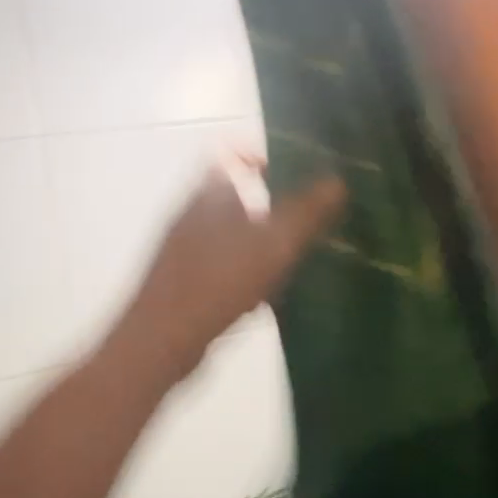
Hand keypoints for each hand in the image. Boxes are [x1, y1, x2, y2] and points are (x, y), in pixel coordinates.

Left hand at [109, 157, 345, 376]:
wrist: (160, 342)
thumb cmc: (217, 283)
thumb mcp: (272, 245)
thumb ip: (306, 212)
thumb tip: (338, 180)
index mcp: (209, 194)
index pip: (231, 154)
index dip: (261, 156)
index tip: (297, 168)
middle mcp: (192, 214)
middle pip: (236, 196)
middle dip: (273, 205)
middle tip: (310, 217)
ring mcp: (184, 250)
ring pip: (232, 236)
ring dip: (263, 245)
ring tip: (299, 258)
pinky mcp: (184, 284)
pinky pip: (224, 270)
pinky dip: (247, 277)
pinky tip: (269, 299)